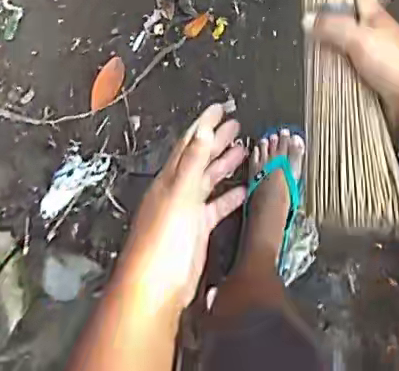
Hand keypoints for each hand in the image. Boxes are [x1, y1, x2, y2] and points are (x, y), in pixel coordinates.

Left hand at [112, 103, 247, 313]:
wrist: (155, 290)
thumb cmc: (162, 241)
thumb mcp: (180, 194)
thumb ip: (194, 161)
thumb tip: (203, 129)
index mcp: (171, 179)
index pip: (190, 143)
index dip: (205, 124)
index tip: (220, 108)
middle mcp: (178, 191)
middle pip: (200, 158)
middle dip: (217, 140)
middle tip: (235, 124)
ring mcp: (188, 211)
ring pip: (209, 180)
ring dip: (224, 164)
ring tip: (243, 149)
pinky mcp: (198, 230)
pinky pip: (216, 206)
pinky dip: (229, 196)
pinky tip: (242, 191)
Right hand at [310, 0, 398, 113]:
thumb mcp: (360, 40)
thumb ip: (334, 27)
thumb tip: (309, 17)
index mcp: (373, 12)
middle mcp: (373, 29)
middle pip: (348, 10)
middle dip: (332, 4)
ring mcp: (373, 52)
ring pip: (347, 38)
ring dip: (332, 38)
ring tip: (311, 34)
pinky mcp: (371, 75)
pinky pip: (347, 63)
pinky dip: (335, 63)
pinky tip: (325, 66)